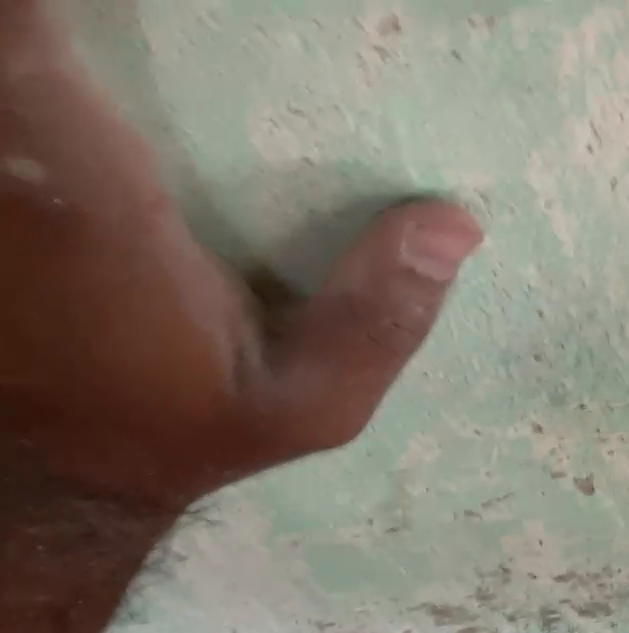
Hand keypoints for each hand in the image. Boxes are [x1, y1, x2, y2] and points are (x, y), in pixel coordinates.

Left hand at [0, 1, 481, 510]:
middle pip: (21, 44)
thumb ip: (380, 320)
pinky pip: (17, 96)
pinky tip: (109, 82)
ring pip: (15, 73)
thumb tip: (456, 222)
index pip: (33, 54)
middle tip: (184, 26)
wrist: (72, 463)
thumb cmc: (202, 427)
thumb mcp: (320, 405)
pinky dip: (50, 76)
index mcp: (98, 218)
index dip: (64, 14)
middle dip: (88, 26)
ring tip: (150, 47)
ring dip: (64, 50)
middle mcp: (14, 179)